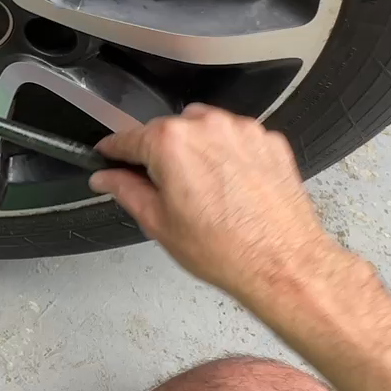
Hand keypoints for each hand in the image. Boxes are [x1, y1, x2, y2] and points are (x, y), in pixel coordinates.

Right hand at [91, 105, 378, 314]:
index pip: (128, 138)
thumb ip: (125, 190)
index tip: (107, 156)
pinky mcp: (269, 141)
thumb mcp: (157, 222)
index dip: (113, 150)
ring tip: (199, 187)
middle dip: (157, 154)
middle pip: (165, 130)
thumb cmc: (223, 248)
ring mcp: (241, 130)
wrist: (285, 265)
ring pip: (200, 128)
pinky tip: (228, 185)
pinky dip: (224, 153)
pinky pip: (233, 137)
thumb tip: (105, 177)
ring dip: (192, 148)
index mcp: (170, 142)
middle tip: (160, 188)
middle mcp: (205, 125)